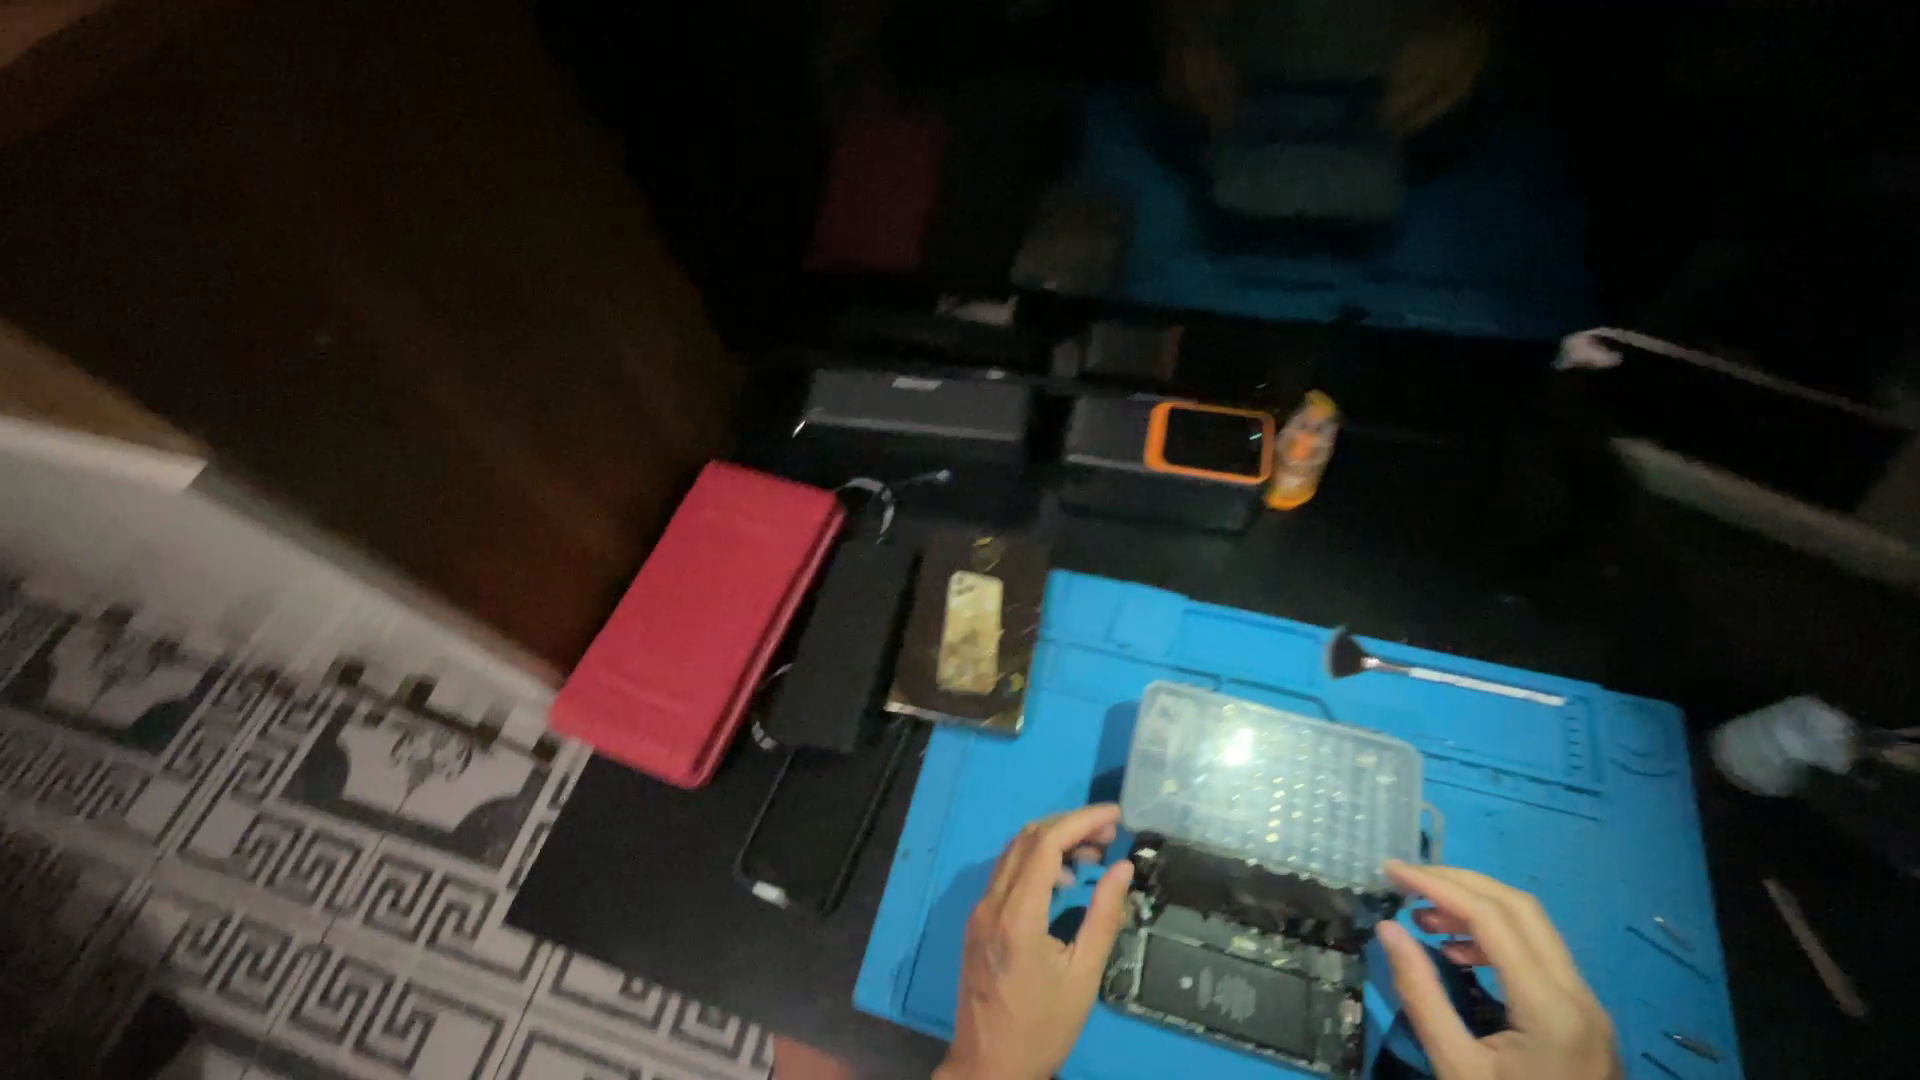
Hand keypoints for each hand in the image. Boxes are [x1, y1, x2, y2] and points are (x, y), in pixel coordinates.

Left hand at [935, 805, 1135, 1079]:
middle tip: (1110, 837)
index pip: (1046, 844)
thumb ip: (1104, 916)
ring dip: (1052, 842)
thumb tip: (1123, 867)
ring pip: (1014, 852)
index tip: (1116, 815)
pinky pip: (1006, 873)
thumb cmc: (1043, 1027)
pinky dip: (1035, 862)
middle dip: (1070, 826)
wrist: (989, 1066)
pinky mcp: (977, 920)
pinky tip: (1064, 881)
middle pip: (1027, 839)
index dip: (1082, 821)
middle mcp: (991, 902)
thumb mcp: (1084, 976)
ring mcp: (979, 909)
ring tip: (1093, 857)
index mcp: (1017, 915)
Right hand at [1377, 861, 1621, 1079]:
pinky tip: (1458, 951)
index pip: (1491, 918)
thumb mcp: (1456, 1067)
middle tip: (1405, 881)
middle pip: (1518, 907)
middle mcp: (1579, 995)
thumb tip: (1387, 928)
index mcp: (1550, 1008)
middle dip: (1457, 883)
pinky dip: (1495, 934)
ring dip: (1476, 906)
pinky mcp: (1583, 1016)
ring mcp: (1587, 1005)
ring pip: (1533, 925)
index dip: (1437, 885)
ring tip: (1423, 916)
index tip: (1391, 870)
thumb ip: (1422, 995)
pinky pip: (1539, 952)